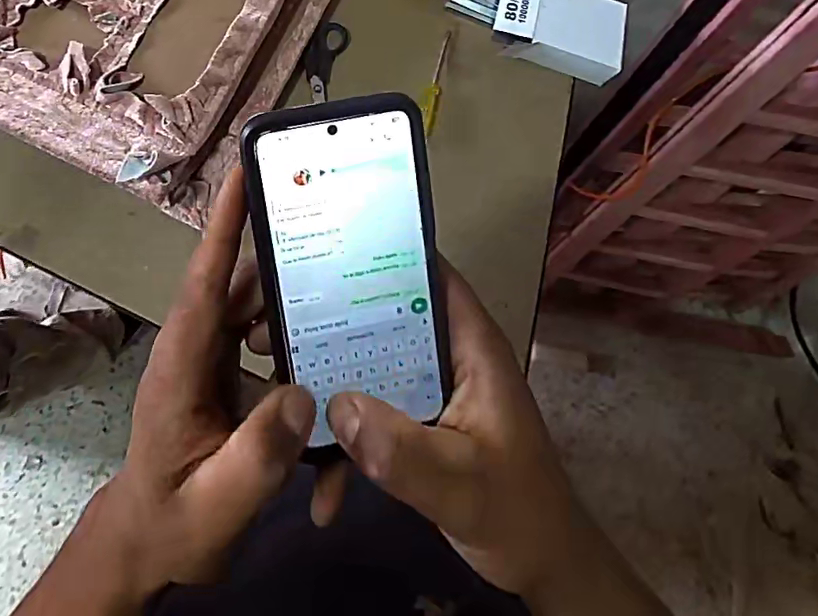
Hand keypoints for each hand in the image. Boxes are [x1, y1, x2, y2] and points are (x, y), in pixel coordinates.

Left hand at [17, 167, 314, 614]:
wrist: (156, 543)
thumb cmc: (173, 523)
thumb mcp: (214, 504)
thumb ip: (256, 457)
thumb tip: (304, 393)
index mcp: (182, 363)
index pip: (204, 280)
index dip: (225, 224)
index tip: (244, 172)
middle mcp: (203, 345)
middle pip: (250, 285)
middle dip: (293, 259)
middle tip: (346, 237)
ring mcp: (223, 356)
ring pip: (270, 308)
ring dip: (307, 302)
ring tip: (357, 290)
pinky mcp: (242, 370)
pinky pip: (279, 337)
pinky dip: (307, 336)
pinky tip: (343, 351)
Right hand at [234, 254, 665, 614]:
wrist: (542, 562)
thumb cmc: (517, 509)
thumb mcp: (460, 483)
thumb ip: (404, 450)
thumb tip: (338, 404)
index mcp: (471, 346)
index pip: (433, 277)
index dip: (386, 258)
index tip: (327, 256)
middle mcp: (450, 357)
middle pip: (390, 320)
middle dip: (337, 325)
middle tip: (275, 325)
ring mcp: (434, 390)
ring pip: (377, 368)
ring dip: (334, 386)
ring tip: (277, 394)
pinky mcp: (422, 424)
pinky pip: (378, 416)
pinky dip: (351, 443)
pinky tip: (322, 490)